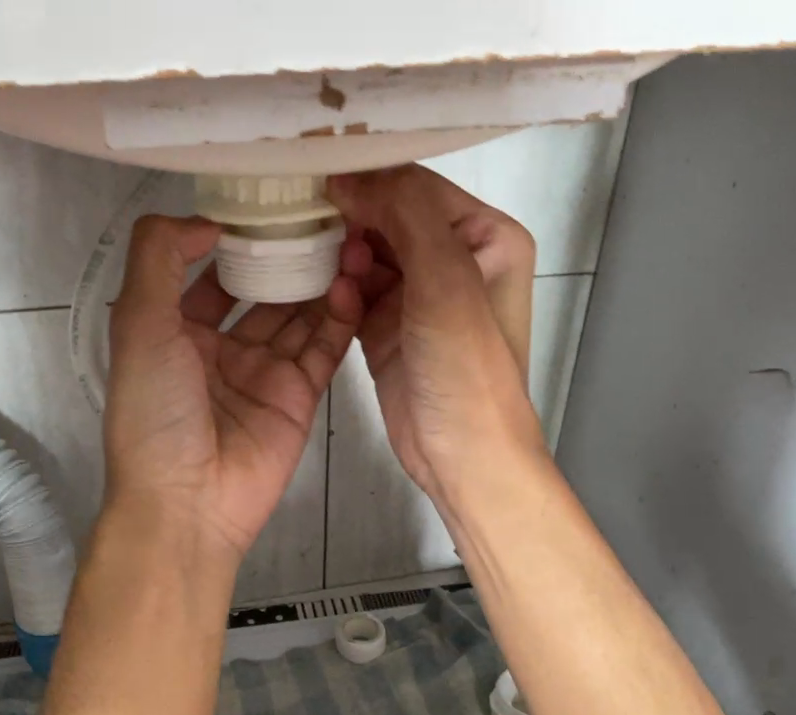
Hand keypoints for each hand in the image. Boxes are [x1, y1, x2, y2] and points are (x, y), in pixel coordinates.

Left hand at [105, 215, 361, 561]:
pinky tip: (354, 283)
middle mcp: (219, 349)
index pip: (208, 274)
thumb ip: (160, 258)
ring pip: (297, 314)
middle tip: (322, 213)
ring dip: (318, 279)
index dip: (234, 238)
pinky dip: (339, 317)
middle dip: (286, 255)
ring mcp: (262, 373)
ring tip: (347, 237)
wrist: (188, 502)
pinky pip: (323, 348)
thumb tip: (205, 220)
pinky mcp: (298, 396)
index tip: (269, 199)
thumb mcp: (138, 324)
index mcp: (174, 332)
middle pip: (260, 290)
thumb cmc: (155, 412)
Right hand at [327, 166, 544, 502]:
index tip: (317, 177)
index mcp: (487, 237)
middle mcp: (457, 259)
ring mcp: (421, 297)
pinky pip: (357, 293)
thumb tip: (349, 177)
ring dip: (343, 256)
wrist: (462, 457)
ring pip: (370, 255)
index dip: (372, 181)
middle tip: (308, 220)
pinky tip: (328, 294)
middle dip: (353, 218)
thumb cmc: (465, 369)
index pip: (420, 188)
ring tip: (319, 262)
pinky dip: (341, 290)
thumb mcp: (447, 282)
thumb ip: (406, 216)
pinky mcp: (389, 330)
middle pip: (392, 217)